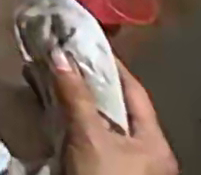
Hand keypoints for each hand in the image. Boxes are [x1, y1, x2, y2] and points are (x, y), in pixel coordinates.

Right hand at [52, 50, 177, 174]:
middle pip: (115, 103)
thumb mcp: (88, 135)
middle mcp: (144, 148)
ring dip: (73, 92)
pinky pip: (86, 127)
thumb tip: (58, 52)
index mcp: (154, 142)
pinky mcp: (102, 163)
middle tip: (60, 52)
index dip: (112, 64)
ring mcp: (124, 158)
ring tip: (46, 69)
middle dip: (86, 76)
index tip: (86, 39)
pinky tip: (48, 99)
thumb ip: (75, 95)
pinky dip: (68, 109)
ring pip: (98, 115)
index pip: (135, 92)